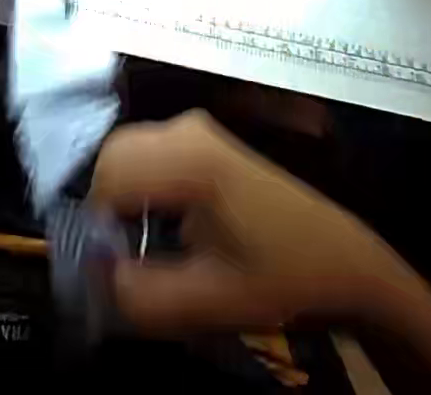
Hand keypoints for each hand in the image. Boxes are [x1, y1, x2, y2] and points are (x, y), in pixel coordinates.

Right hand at [88, 110, 430, 332]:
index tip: (114, 261)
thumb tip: (94, 272)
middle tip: (124, 251)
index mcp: (193, 161)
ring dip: (121, 195)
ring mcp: (196, 127)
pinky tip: (165, 220)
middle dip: (105, 204)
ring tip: (147, 239)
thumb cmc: (279, 275)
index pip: (109, 172)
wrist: (336, 254)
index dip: (97, 221)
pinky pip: (147, 152)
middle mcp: (189, 129)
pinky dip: (139, 184)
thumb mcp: (208, 302)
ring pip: (127, 151)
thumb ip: (138, 295)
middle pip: (113, 154)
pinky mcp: (201, 136)